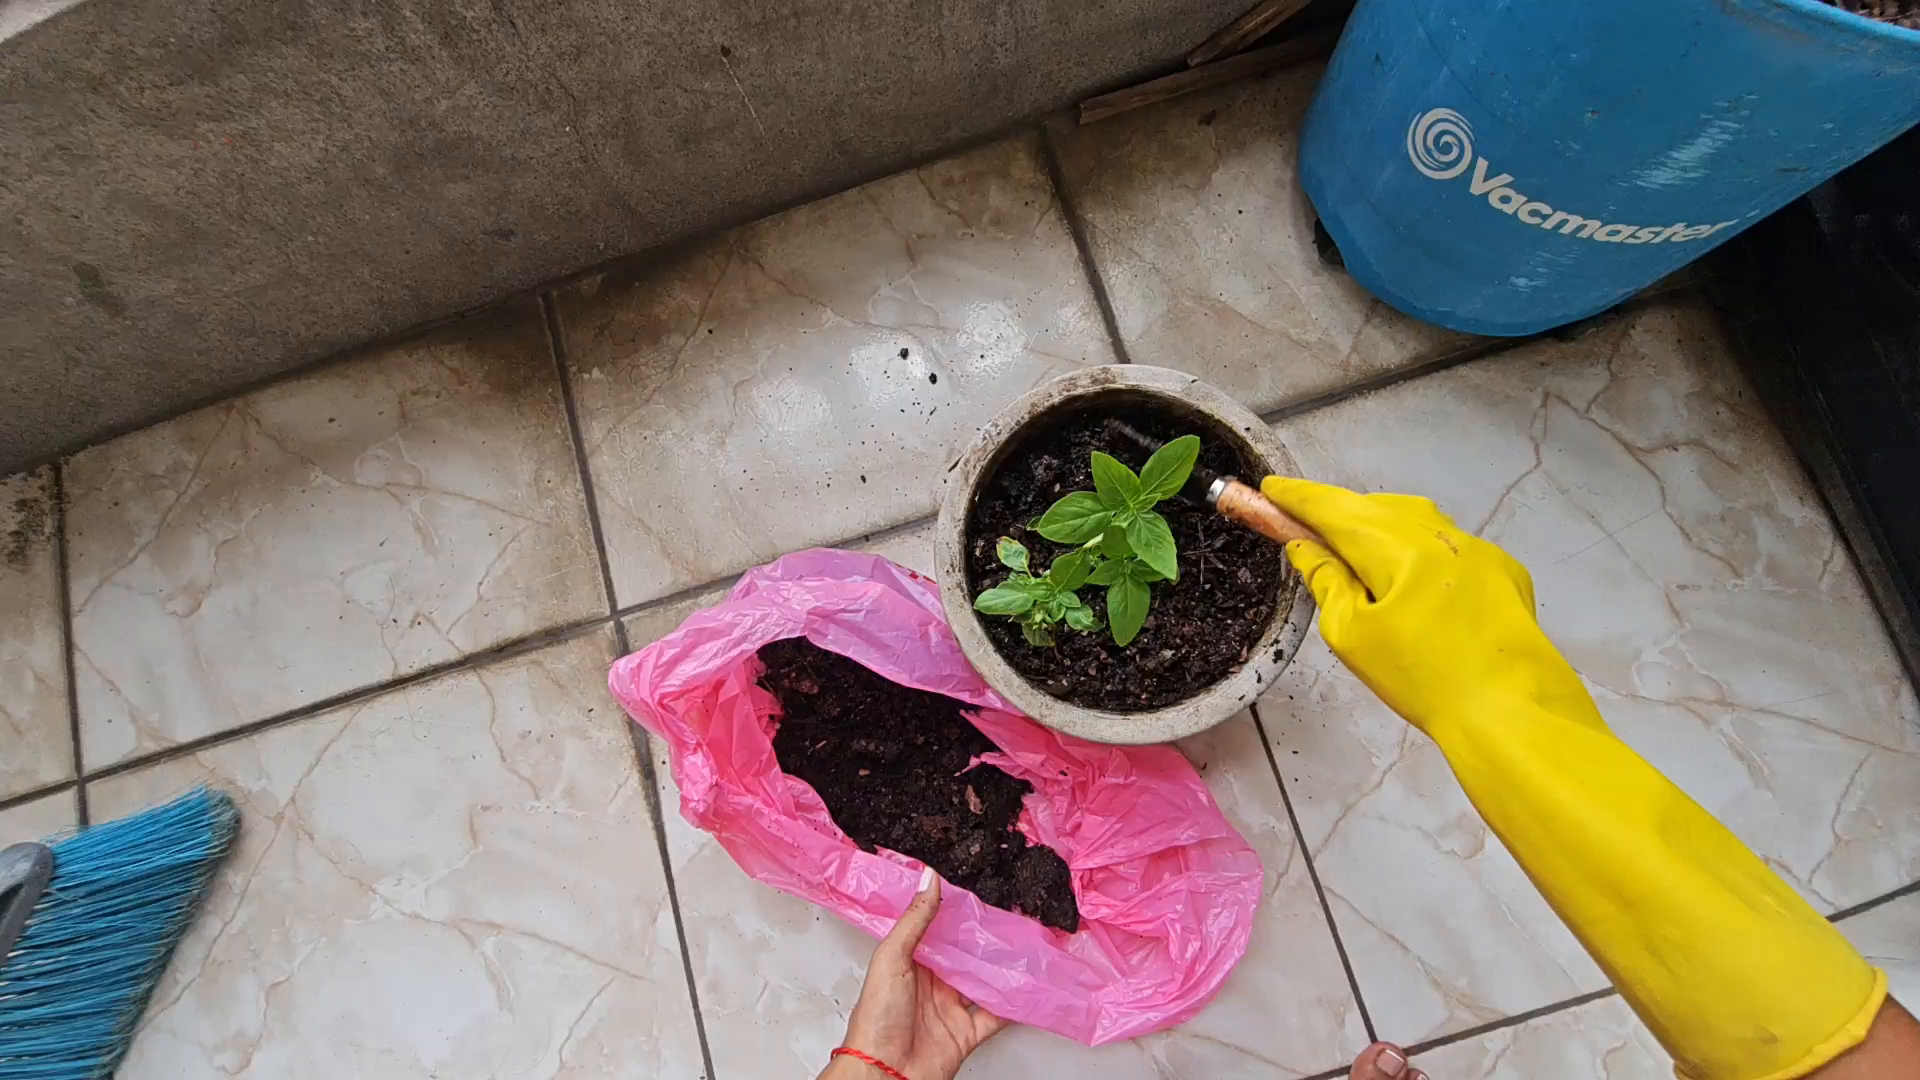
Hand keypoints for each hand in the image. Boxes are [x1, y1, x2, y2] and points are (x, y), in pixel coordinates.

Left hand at [825, 869, 1008, 1079]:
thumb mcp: (892, 957)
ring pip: (982, 980)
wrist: (883, 1076)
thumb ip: (914, 919)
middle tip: (1007, 915)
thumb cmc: (877, 1018)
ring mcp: (950, 1006)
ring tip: (1022, 944)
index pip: (938, 928)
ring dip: (1000, 966)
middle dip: (984, 937)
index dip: (956, 911)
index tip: (976, 891)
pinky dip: (1011, 1003)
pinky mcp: (966, 1033)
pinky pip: (994, 1015)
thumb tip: (929, 878)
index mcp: (912, 960)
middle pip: (964, 953)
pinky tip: (1024, 987)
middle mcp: (933, 981)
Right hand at [1262, 477, 1888, 1079]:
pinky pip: (1431, 549)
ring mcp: (1481, 565)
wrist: (1547, 754)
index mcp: (1407, 564)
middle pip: (1367, 508)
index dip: (1282, 504)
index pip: (1328, 515)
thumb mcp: (1363, 651)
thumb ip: (1331, 593)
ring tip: (1318, 541)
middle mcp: (1449, 550)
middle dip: (1316, 508)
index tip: (1243, 493)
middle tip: (1273, 513)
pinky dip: (1394, 549)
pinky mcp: (1501, 585)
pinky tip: (1381, 570)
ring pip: (1404, 523)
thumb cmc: (1447, 717)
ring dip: (1357, 527)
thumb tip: (1306, 556)